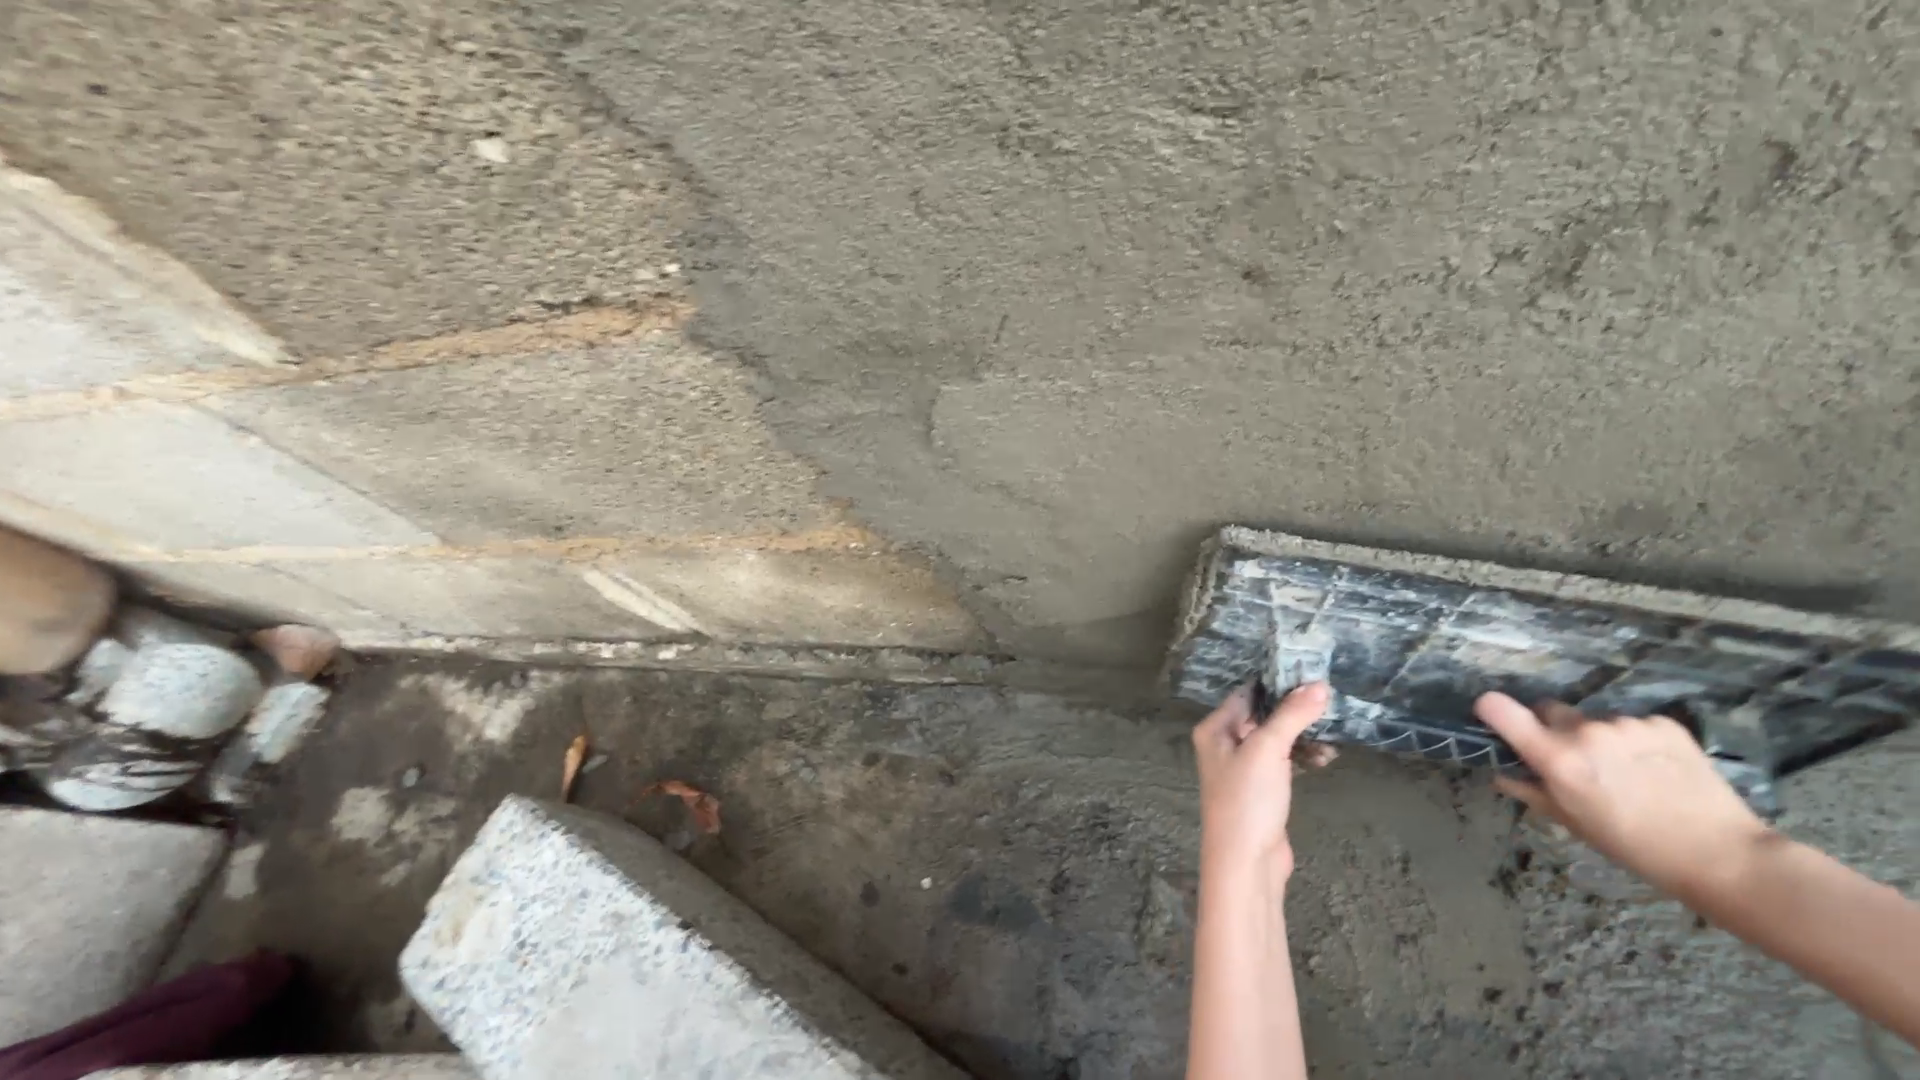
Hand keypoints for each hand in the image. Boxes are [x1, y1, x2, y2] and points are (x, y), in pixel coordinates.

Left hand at [1192, 682, 1332, 881]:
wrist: (1246, 861)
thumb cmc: (1248, 799)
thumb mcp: (1268, 749)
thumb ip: (1292, 715)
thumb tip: (1318, 685)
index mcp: (1214, 729)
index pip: (1247, 694)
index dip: (1277, 684)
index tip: (1311, 674)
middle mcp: (1224, 744)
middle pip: (1263, 716)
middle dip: (1295, 712)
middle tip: (1328, 704)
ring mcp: (1243, 768)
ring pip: (1277, 739)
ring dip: (1302, 736)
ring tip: (1329, 740)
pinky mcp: (1262, 789)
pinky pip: (1284, 761)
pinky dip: (1302, 757)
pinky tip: (1323, 759)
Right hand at [1473, 693, 1773, 896]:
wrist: (1721, 854)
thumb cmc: (1633, 846)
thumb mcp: (1571, 822)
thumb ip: (1530, 790)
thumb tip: (1504, 772)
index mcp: (1557, 758)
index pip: (1499, 708)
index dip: (1491, 712)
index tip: (1498, 724)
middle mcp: (1586, 732)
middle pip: (1549, 711)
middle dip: (1553, 730)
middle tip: (1575, 762)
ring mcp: (1627, 724)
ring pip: (1594, 720)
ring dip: (1599, 738)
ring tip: (1627, 772)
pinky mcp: (1663, 723)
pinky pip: (1633, 724)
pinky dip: (1635, 741)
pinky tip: (1656, 768)